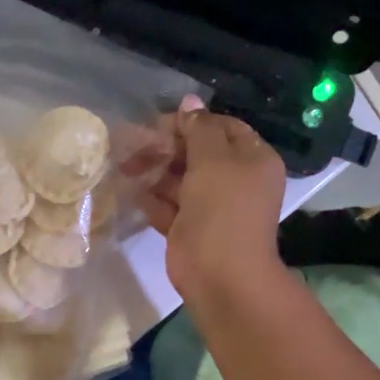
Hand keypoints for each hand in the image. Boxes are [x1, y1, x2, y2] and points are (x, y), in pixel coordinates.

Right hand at [131, 98, 287, 291]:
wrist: (221, 277)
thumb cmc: (223, 211)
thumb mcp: (213, 159)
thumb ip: (199, 129)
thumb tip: (189, 102)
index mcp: (253, 159)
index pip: (223, 127)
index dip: (192, 121)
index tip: (160, 122)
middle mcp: (236, 181)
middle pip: (198, 153)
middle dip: (167, 147)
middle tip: (135, 144)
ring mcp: (212, 208)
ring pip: (180, 180)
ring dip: (155, 171)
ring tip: (125, 164)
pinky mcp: (190, 230)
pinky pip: (169, 207)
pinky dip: (151, 198)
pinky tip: (129, 189)